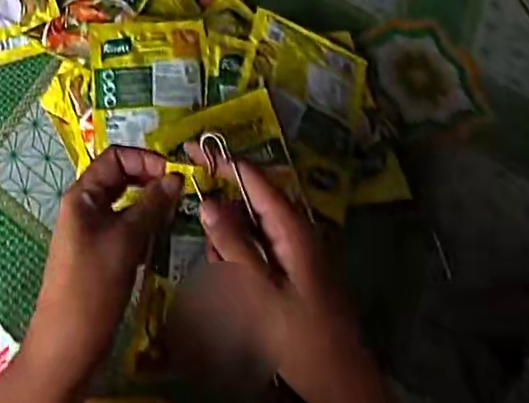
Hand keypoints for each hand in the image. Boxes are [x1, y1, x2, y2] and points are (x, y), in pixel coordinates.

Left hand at [0, 147, 180, 401]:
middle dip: (149, 177)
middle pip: (119, 176)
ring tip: (174, 209)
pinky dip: (143, 222)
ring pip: (124, 201)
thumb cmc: (93, 285)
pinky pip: (124, 224)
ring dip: (148, 201)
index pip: (115, 157)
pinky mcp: (99, 251)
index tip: (173, 172)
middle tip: (178, 188)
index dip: (145, 158)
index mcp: (82, 195)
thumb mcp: (126, 239)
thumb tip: (176, 177)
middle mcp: (84, 206)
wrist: (66, 347)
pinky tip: (159, 234)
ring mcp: (90, 230)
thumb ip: (152, 204)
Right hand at [185, 143, 387, 402]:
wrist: (340, 381)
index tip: (188, 148)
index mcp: (290, 224)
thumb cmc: (302, 336)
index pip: (251, 175)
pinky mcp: (288, 266)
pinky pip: (255, 253)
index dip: (219, 158)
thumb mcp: (260, 293)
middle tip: (220, 265)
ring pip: (246, 232)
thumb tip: (208, 202)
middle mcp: (292, 226)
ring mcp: (291, 247)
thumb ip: (233, 245)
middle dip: (223, 228)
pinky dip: (240, 269)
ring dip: (230, 255)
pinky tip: (241, 300)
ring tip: (234, 296)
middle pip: (245, 205)